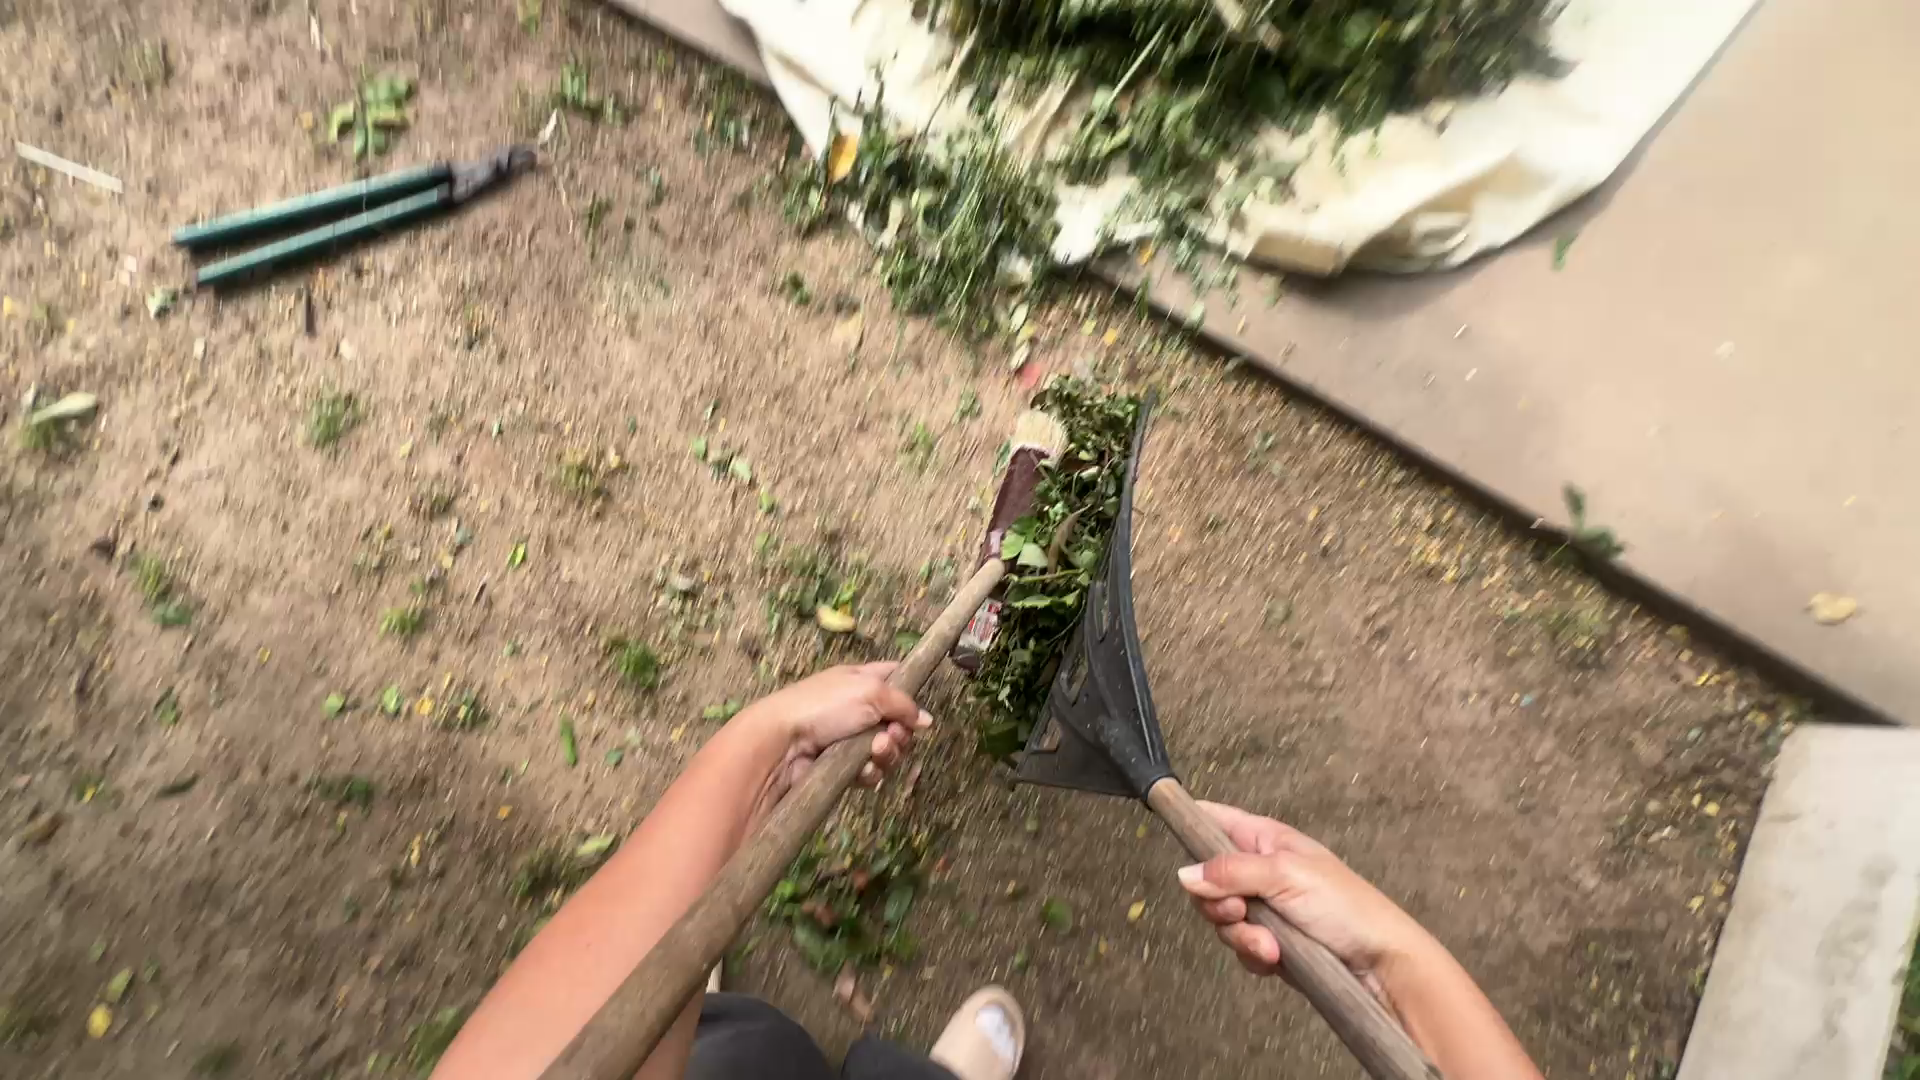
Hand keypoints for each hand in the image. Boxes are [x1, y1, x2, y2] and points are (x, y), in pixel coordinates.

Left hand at [738, 662, 931, 804]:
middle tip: (892, 734)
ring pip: (888, 750)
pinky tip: (863, 769)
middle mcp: (858, 708)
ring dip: (888, 753)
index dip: (909, 689)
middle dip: (901, 731)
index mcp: (861, 680)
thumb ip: (904, 703)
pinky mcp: (844, 768)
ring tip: (875, 751)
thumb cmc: (825, 705)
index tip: (916, 704)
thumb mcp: (870, 690)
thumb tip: (926, 720)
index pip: (895, 677)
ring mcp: (850, 739)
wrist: (783, 745)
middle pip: (898, 721)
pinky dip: (871, 771)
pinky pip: (871, 771)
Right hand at [1176, 802, 1431, 1002]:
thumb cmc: (1344, 905)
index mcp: (1264, 838)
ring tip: (1268, 943)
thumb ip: (1231, 871)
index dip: (1191, 823)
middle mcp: (1259, 869)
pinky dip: (1252, 953)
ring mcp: (1265, 907)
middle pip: (1207, 876)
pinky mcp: (1271, 942)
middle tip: (1238, 910)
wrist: (1385, 966)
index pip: (1215, 819)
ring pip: (1221, 915)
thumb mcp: (1285, 874)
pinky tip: (1275, 958)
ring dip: (1238, 932)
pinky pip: (1240, 945)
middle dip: (1216, 899)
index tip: (1172, 836)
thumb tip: (1184, 874)